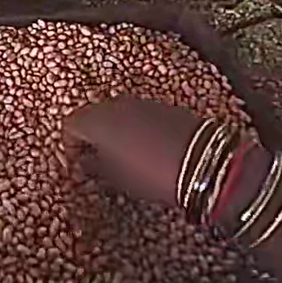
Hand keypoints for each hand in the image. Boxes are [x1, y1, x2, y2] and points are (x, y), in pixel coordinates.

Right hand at [64, 97, 205, 208]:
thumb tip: (88, 163)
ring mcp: (143, 103)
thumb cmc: (160, 176)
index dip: (69, 145)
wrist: (212, 166)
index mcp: (102, 121)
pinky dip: (132, 127)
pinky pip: (137, 113)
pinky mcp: (164, 107)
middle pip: (92, 114)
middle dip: (89, 136)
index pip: (71, 124)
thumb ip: (99, 167)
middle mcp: (119, 105)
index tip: (76, 165)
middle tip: (93, 161)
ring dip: (111, 130)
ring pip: (115, 112)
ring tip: (119, 157)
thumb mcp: (124, 179)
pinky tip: (143, 149)